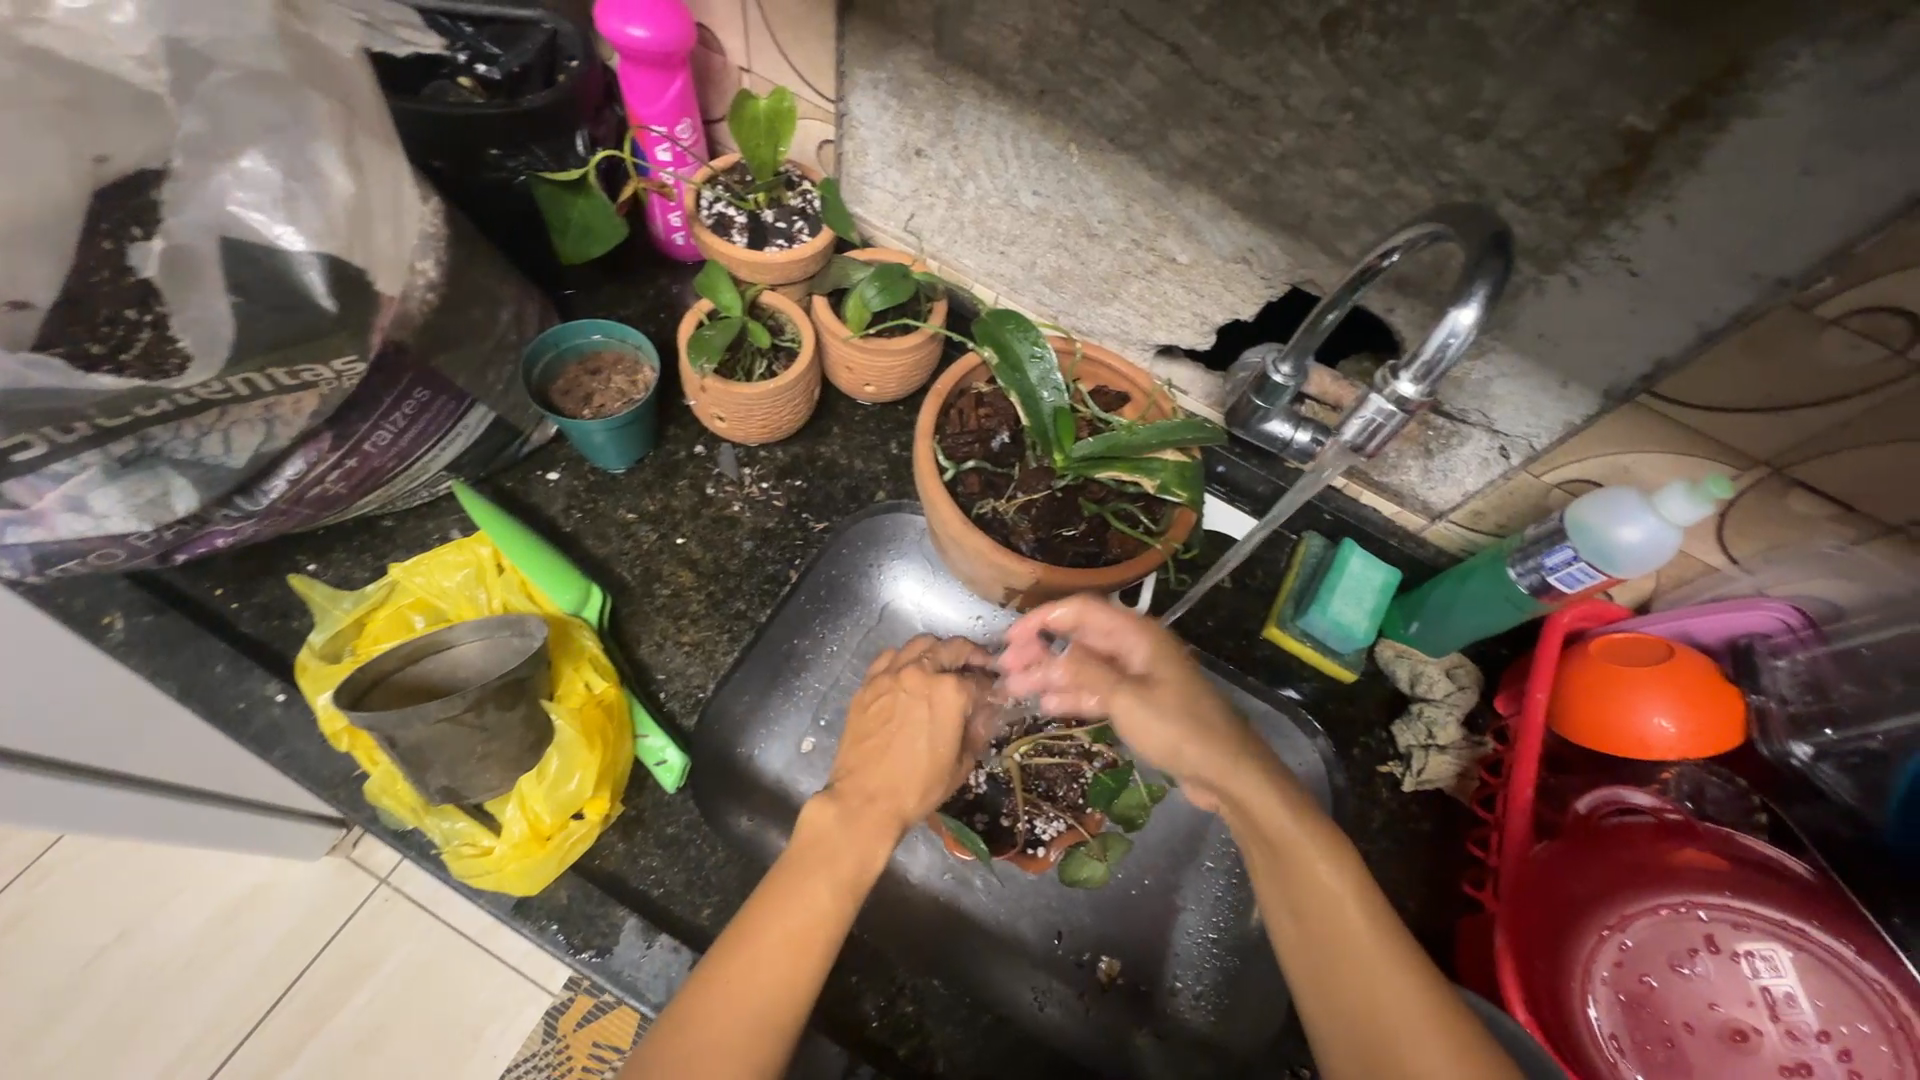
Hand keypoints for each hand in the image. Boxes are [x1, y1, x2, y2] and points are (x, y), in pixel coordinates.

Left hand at [822, 635, 994, 839]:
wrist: (865, 799)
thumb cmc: (918, 787)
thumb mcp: (962, 763)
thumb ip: (977, 730)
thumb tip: (984, 713)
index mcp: (951, 692)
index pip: (980, 680)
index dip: (992, 687)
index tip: (994, 693)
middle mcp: (921, 673)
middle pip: (952, 648)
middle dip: (970, 655)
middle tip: (977, 665)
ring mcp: (891, 675)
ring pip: (920, 644)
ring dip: (938, 650)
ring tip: (943, 663)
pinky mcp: (869, 684)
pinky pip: (889, 656)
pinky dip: (905, 658)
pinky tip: (909, 671)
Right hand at [996, 594, 1270, 811]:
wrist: (1227, 771)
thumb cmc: (1179, 729)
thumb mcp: (1126, 699)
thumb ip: (1083, 671)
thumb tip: (1046, 647)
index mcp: (1136, 634)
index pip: (1080, 611)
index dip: (1042, 620)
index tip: (1010, 639)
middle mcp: (1134, 647)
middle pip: (1079, 639)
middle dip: (1041, 650)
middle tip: (1006, 669)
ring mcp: (1137, 675)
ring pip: (1084, 666)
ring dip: (1051, 675)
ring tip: (1015, 689)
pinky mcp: (1138, 701)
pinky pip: (1098, 690)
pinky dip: (1073, 695)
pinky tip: (1046, 705)